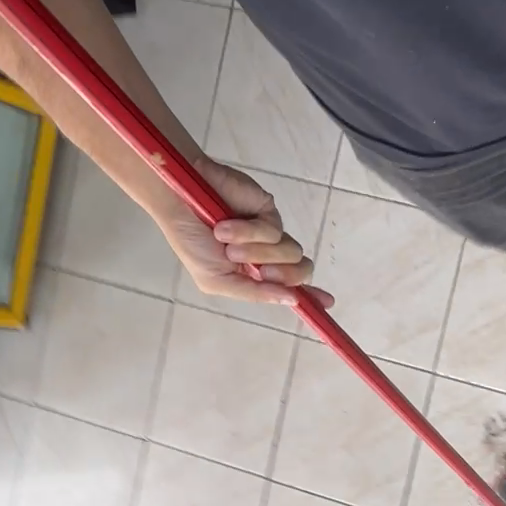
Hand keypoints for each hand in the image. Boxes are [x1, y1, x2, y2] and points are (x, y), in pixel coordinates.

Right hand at [157, 157, 333, 307]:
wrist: (177, 202)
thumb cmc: (192, 242)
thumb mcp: (216, 279)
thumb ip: (253, 292)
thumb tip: (290, 300)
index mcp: (259, 274)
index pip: (294, 287)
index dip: (313, 296)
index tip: (328, 302)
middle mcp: (271, 255)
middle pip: (302, 272)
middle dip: (285, 275)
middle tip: (261, 270)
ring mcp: (272, 232)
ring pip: (292, 253)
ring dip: (258, 252)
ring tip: (228, 244)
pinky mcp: (269, 212)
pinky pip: (275, 231)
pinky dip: (250, 232)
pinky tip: (226, 226)